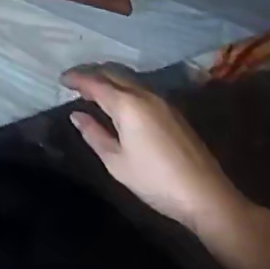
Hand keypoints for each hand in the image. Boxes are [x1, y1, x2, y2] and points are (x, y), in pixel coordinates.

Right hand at [62, 65, 247, 229]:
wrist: (207, 196)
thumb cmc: (156, 181)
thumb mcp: (117, 163)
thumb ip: (94, 135)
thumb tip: (77, 115)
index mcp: (126, 104)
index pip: (94, 82)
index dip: (76, 79)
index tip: (61, 80)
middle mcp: (142, 93)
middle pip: (111, 72)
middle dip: (91, 73)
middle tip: (75, 82)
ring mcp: (160, 100)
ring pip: (128, 77)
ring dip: (108, 77)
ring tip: (95, 88)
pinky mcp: (172, 110)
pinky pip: (140, 86)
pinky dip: (123, 85)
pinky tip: (120, 100)